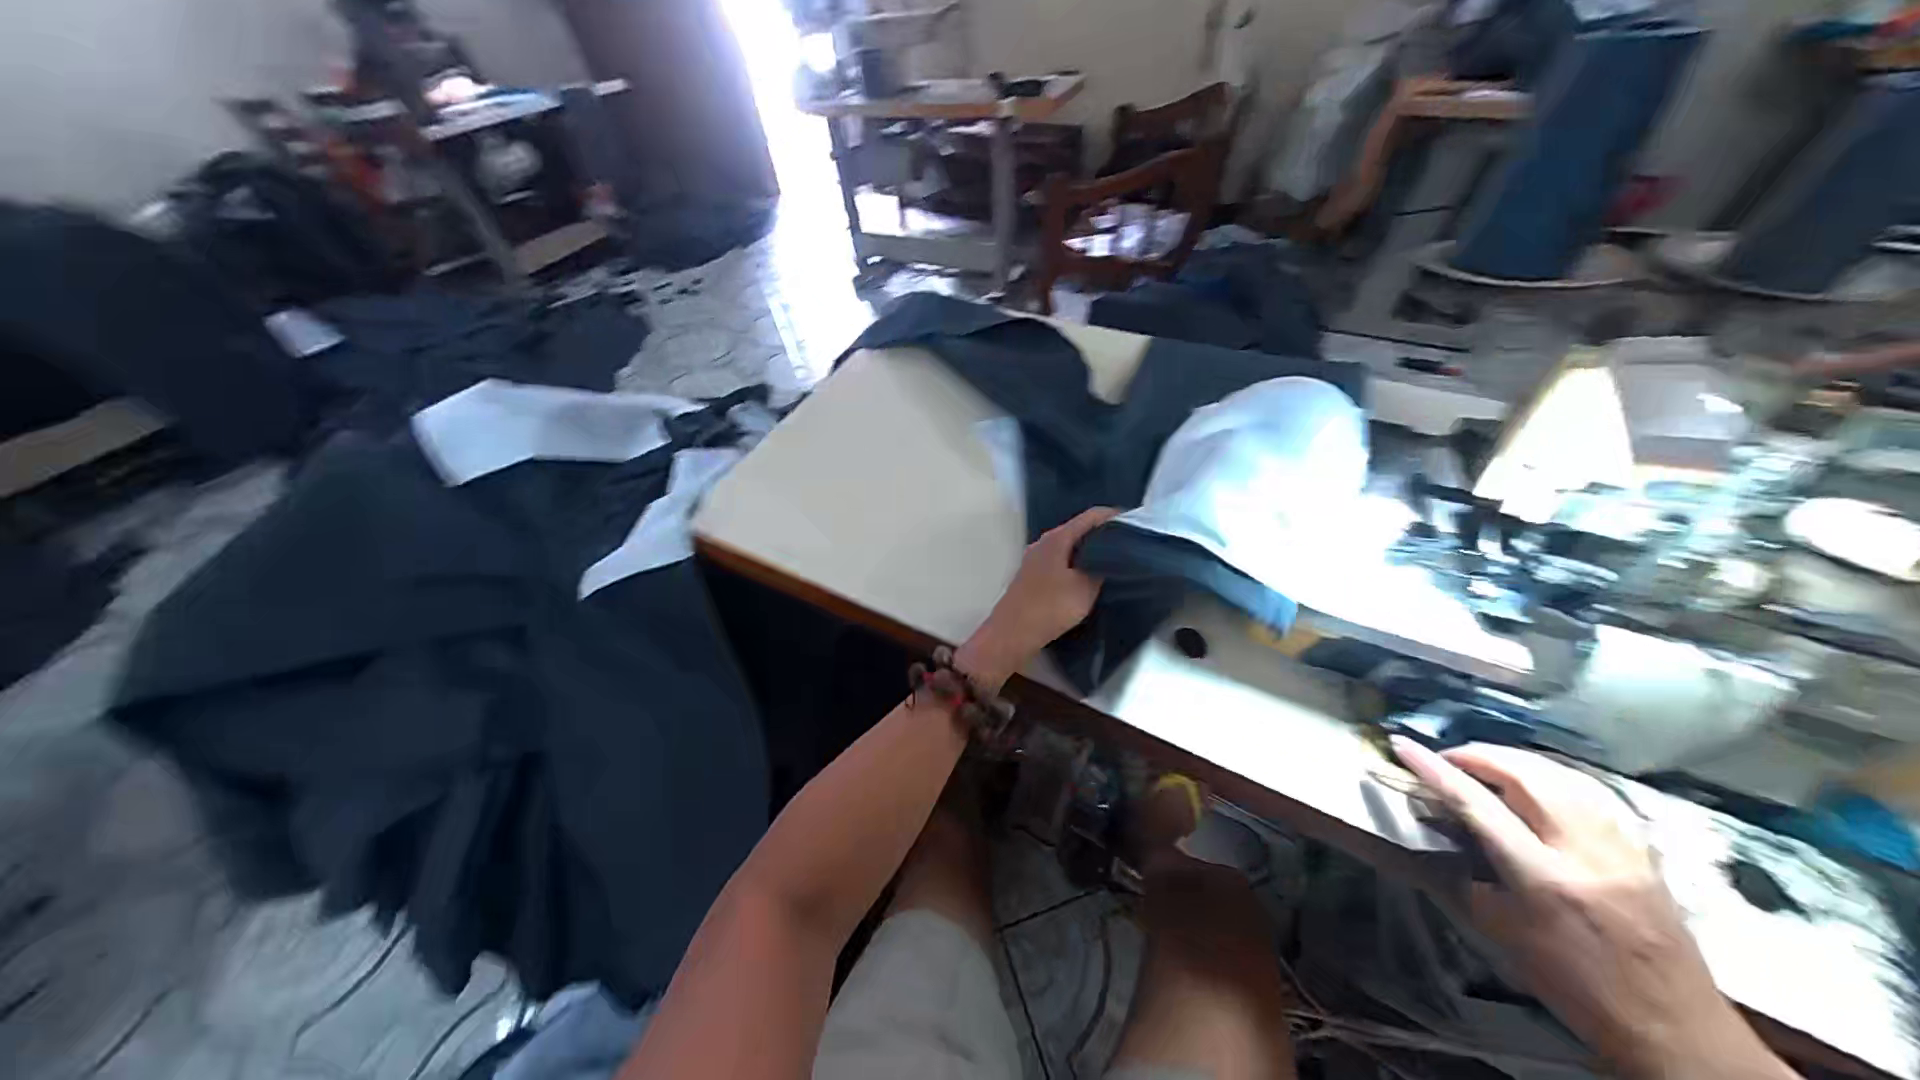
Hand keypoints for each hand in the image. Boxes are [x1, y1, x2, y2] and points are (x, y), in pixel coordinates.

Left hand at [955, 507, 1119, 691]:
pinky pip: (1060, 560)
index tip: (1135, 525)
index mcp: (1057, 538)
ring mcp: (1035, 558)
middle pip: (1078, 529)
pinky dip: (1076, 563)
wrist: (1012, 633)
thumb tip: (1109, 556)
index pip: (1091, 516)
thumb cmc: (1050, 607)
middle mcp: (1044, 542)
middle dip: (1102, 534)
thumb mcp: (1085, 588)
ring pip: (1068, 546)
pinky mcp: (1031, 575)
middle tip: (1126, 545)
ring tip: (1111, 562)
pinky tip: (1086, 577)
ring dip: (1088, 551)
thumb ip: (1100, 567)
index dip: (1114, 517)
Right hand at [1391, 739, 1798, 1079]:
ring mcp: (1621, 847)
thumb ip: (1464, 873)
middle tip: (1447, 759)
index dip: (1434, 769)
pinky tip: (1540, 780)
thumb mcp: (1500, 931)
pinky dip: (1556, 775)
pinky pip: (1594, 793)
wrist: (1671, 1027)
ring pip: (1562, 775)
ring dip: (1515, 760)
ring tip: (1486, 764)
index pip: (1476, 805)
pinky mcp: (1644, 850)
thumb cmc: (1570, 984)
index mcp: (1542, 878)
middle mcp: (1584, 852)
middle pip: (1525, 775)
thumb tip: (1433, 830)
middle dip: (1478, 755)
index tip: (1402, 745)